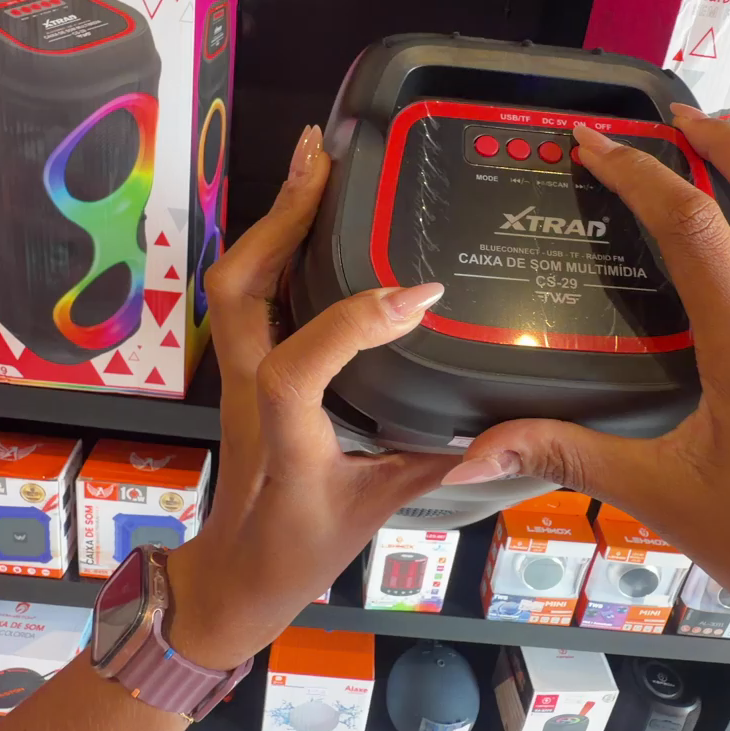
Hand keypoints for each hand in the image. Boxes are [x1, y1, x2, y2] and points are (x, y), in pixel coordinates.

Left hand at [166, 124, 457, 668]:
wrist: (230, 573)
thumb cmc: (296, 550)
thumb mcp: (374, 511)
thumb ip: (435, 463)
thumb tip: (499, 429)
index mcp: (283, 436)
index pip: (298, 366)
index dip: (357, 321)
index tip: (422, 295)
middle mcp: (250, 391)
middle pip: (238, 288)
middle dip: (283, 214)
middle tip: (326, 156)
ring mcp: (240, 371)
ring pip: (237, 282)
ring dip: (276, 218)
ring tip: (319, 166)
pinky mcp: (246, 365)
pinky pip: (253, 293)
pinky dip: (278, 245)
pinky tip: (313, 219)